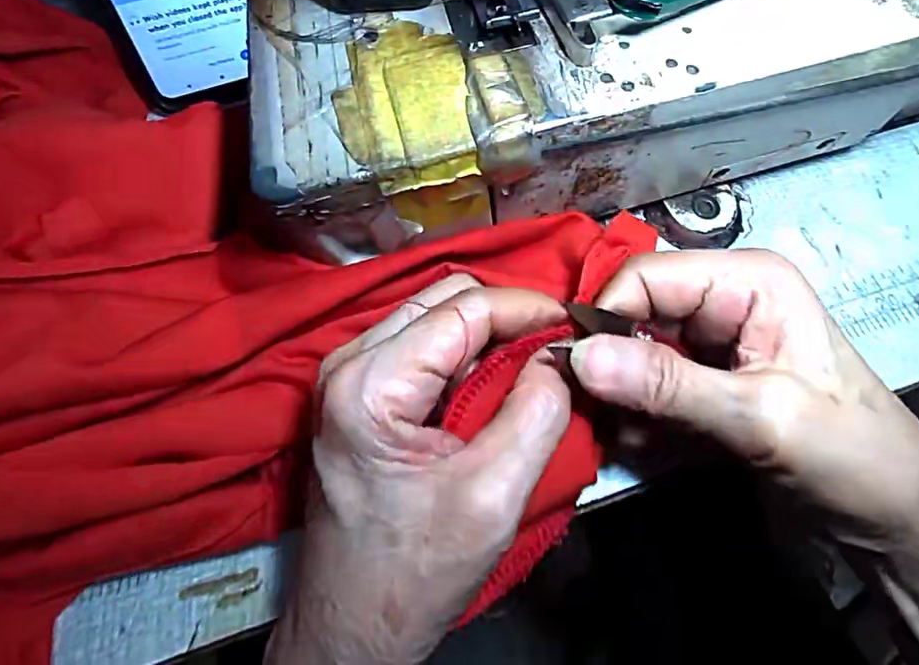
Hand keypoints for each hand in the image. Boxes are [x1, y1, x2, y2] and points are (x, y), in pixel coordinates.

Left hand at [269, 274, 571, 664]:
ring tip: (527, 367)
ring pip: (433, 314)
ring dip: (485, 333)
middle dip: (504, 316)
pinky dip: (462, 352)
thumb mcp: (492, 498)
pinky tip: (489, 383)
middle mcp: (350, 359)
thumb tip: (557, 355)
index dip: (523, 308)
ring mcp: (349, 367)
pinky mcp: (358, 383)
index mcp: (370, 382)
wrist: (352, 617)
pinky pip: (420, 341)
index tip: (570, 323)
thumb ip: (535, 415)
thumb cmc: (414, 570)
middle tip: (551, 348)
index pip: (461, 309)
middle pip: (443, 299)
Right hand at [567, 250, 918, 550]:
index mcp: (745, 280)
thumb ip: (667, 385)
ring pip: (631, 347)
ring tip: (622, 432)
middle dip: (610, 360)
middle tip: (593, 408)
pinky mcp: (701, 375)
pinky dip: (633, 409)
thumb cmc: (860, 461)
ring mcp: (709, 337)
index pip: (644, 276)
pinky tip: (639, 439)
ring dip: (619, 391)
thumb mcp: (763, 420)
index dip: (606, 318)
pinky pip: (644, 379)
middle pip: (633, 310)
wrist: (905, 533)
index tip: (578, 370)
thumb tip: (578, 356)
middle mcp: (720, 296)